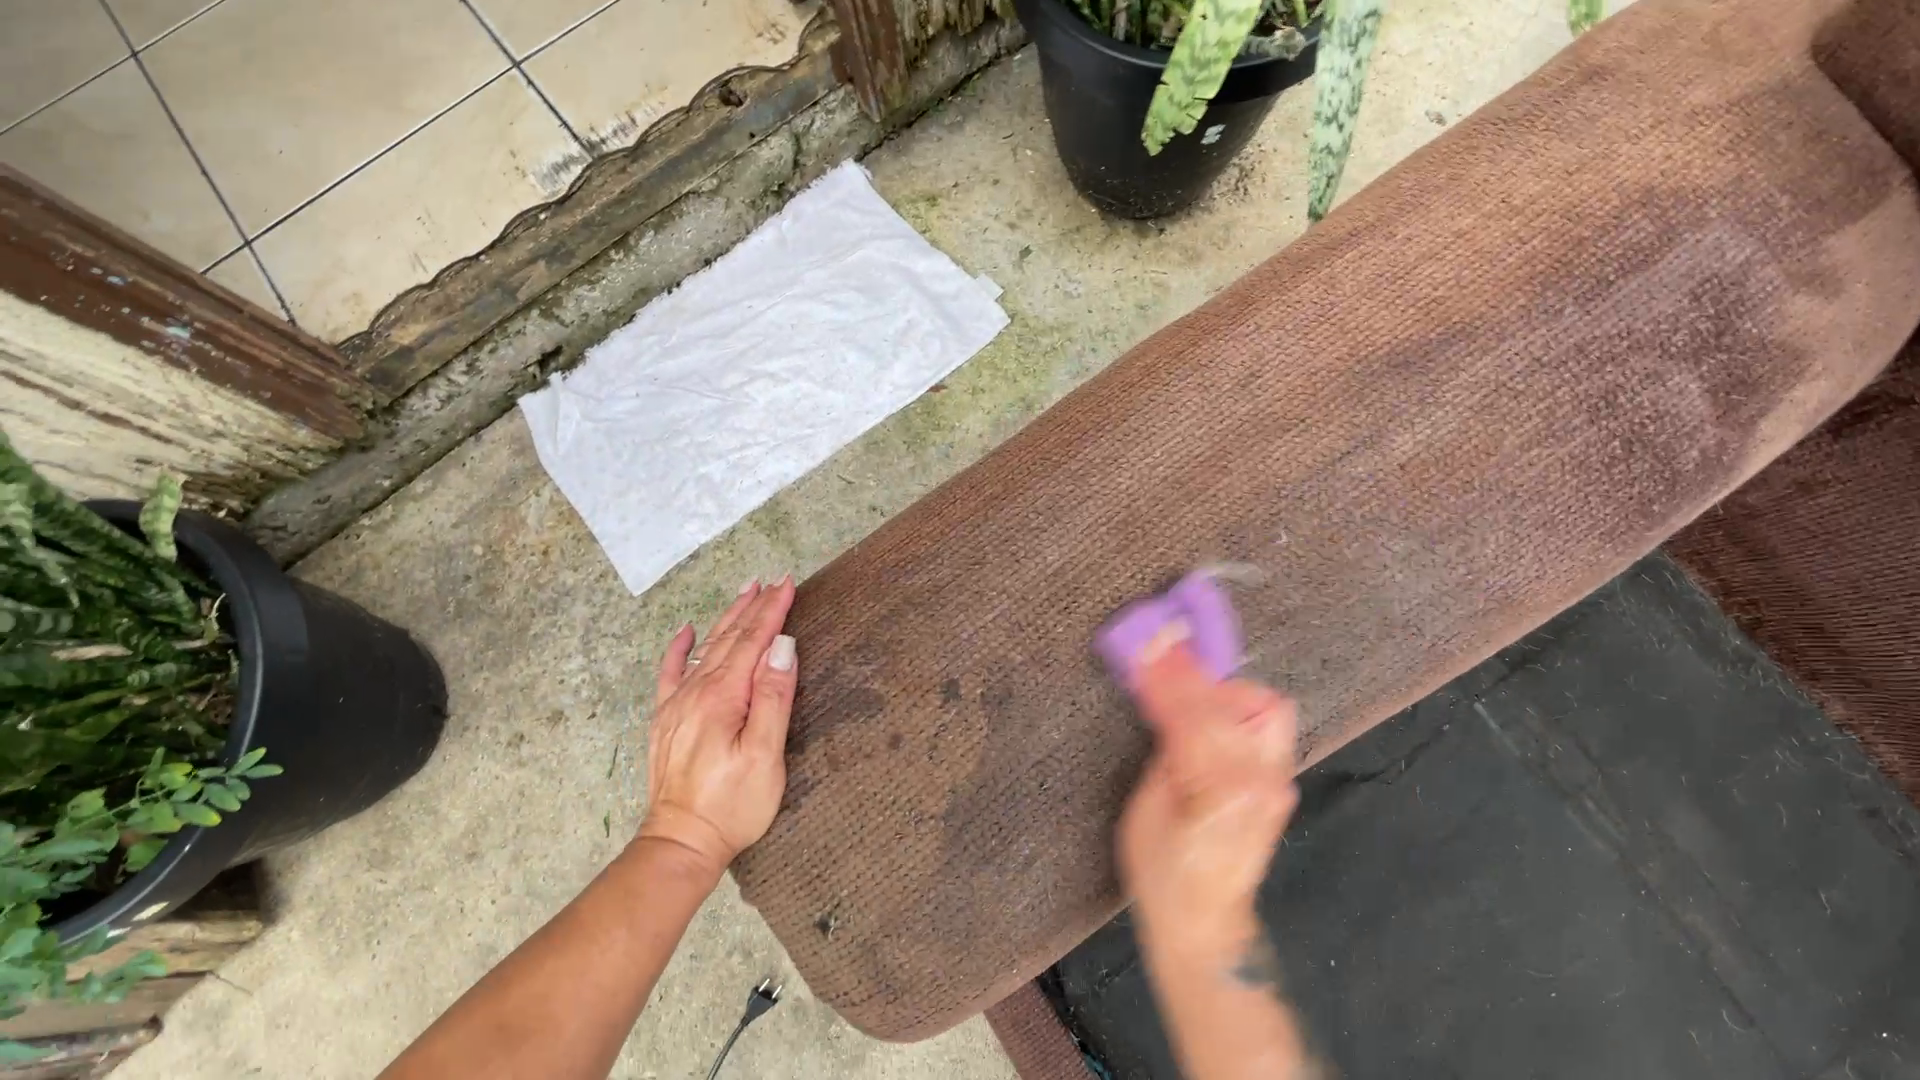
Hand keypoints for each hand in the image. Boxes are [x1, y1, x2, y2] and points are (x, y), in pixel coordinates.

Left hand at [637, 577, 797, 876]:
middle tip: (773, 580)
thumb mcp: (765, 754)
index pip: (752, 642)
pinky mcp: (666, 721)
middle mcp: (696, 692)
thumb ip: (772, 697)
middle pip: (729, 639)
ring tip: (745, 591)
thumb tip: (781, 646)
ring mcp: (677, 705)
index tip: (788, 583)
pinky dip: (679, 648)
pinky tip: (686, 630)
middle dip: (753, 607)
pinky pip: (670, 673)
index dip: (772, 611)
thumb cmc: (733, 804)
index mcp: (723, 697)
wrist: (680, 843)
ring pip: (706, 649)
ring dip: (727, 618)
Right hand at [1117, 631, 1298, 958]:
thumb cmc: (1162, 874)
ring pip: (1263, 707)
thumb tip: (1165, 698)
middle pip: (1232, 703)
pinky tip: (1210, 705)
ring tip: (1187, 683)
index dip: (1167, 675)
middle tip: (1163, 643)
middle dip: (1192, 672)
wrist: (1205, 923)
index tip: (1149, 641)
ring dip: (1221, 688)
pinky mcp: (1281, 783)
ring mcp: (1278, 781)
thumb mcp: (1146, 810)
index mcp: (1221, 789)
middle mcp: (1260, 780)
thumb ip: (1166, 749)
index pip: (1191, 713)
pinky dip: (1237, 707)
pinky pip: (1266, 726)